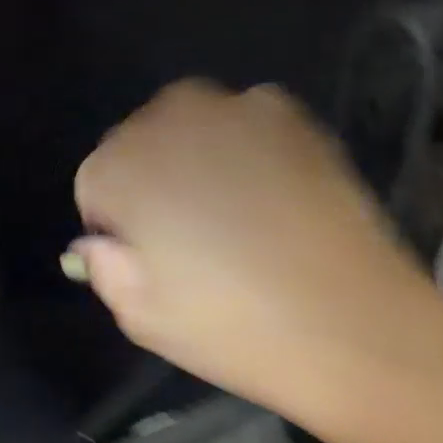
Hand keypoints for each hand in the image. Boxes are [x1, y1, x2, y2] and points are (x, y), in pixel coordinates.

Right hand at [68, 80, 435, 411]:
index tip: (153, 269)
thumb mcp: (144, 320)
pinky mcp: (297, 120)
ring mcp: (242, 110)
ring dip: (205, 170)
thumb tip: (100, 244)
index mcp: (123, 168)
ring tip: (241, 233)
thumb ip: (106, 270)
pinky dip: (252, 162)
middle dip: (158, 189)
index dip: (120, 231)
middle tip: (196, 251)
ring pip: (199, 135)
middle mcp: (174, 117)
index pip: (96, 186)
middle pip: (144, 147)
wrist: (346, 323)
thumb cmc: (234, 331)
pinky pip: (251, 134)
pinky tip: (278, 214)